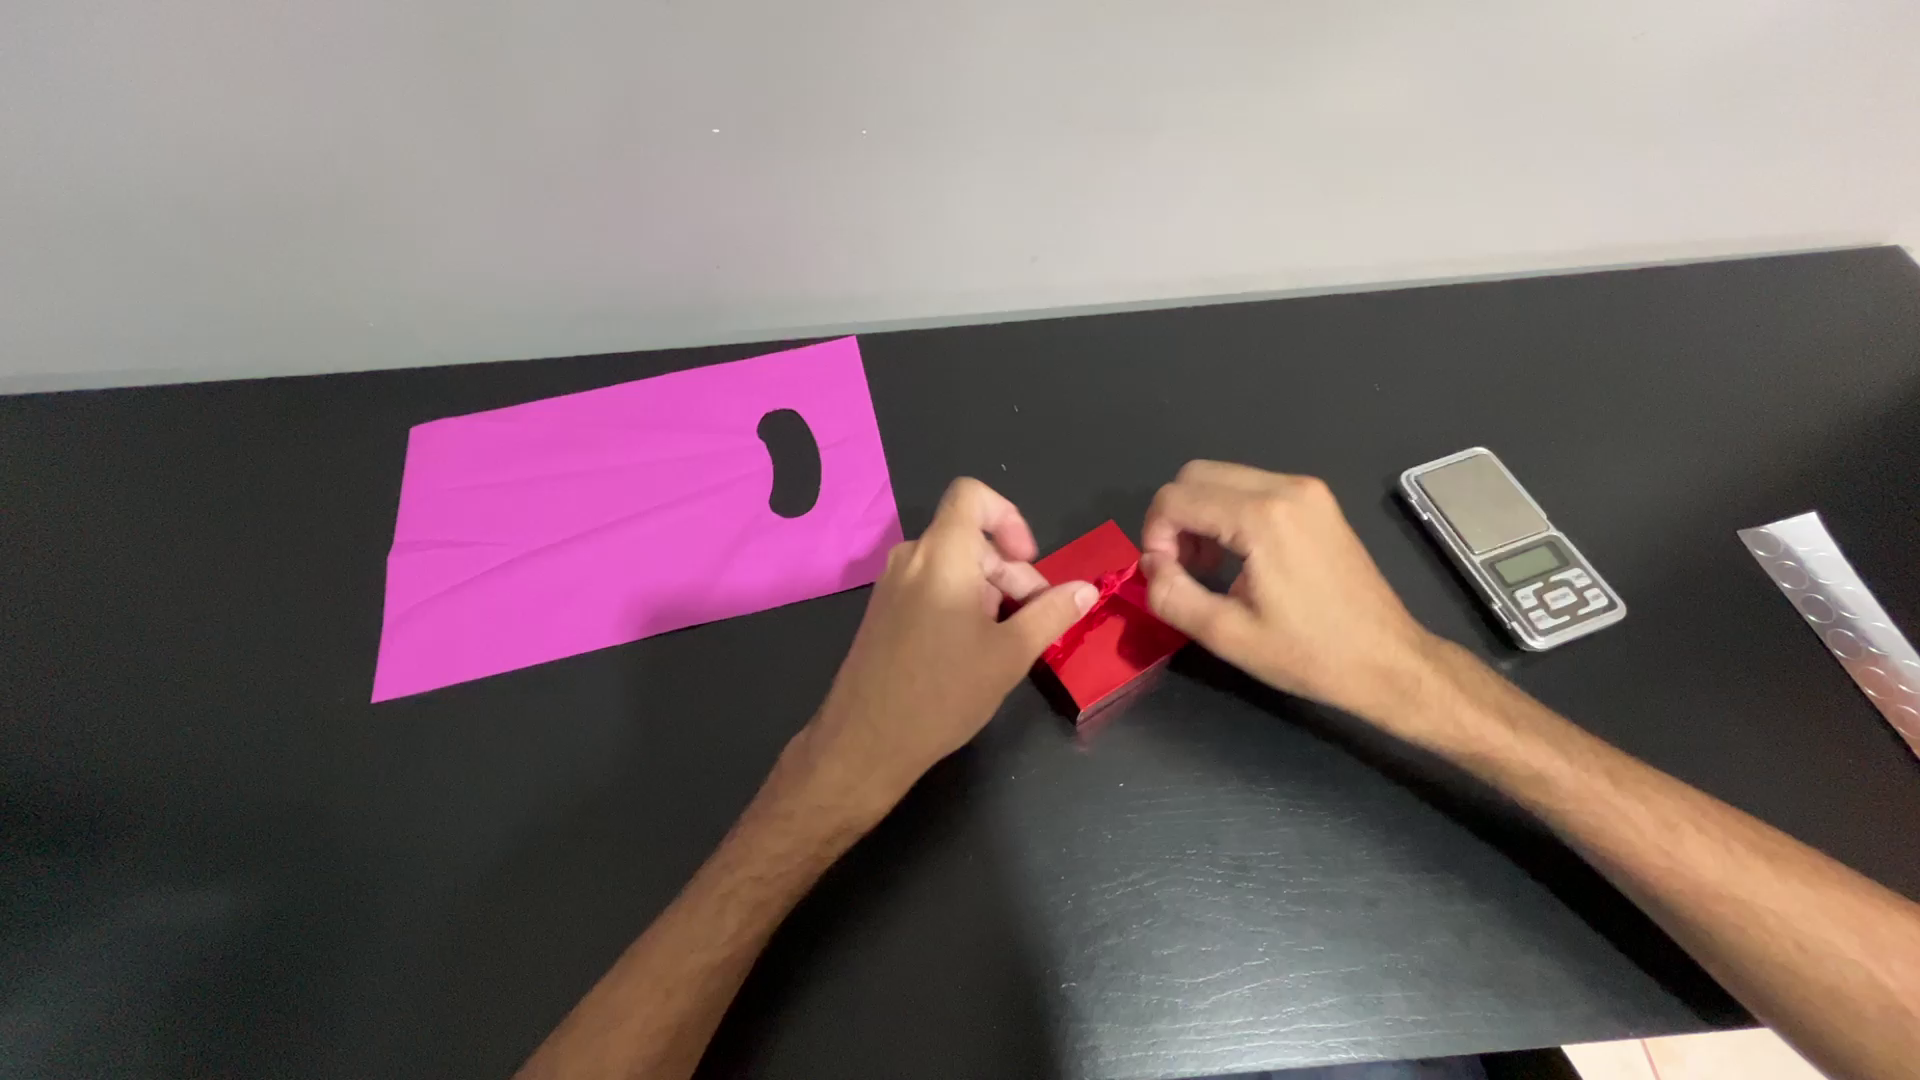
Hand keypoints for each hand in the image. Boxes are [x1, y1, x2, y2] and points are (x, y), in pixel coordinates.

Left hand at [794, 478, 1096, 814]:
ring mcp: (892, 584)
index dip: (1008, 517)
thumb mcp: (1010, 654)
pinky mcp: (883, 610)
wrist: (864, 741)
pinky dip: (959, 602)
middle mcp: (911, 558)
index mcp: (942, 554)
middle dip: (1009, 572)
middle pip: (970, 539)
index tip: (1028, 561)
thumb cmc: (942, 693)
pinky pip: (930, 586)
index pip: (972, 496)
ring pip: (952, 566)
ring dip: (987, 592)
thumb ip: (1051, 613)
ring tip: (1003, 642)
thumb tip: (1085, 589)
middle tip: (1032, 621)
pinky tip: (970, 651)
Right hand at [1138, 461, 1439, 722]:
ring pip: (1220, 478)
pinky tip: (1235, 556)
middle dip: (1173, 519)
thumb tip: (1150, 566)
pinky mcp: (1316, 500)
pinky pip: (1249, 487)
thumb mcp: (1226, 635)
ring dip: (1198, 515)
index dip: (1154, 536)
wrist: (1387, 661)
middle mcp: (1286, 488)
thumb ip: (1171, 594)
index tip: (1165, 575)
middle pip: (1194, 476)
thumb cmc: (1309, 654)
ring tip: (1207, 566)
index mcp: (1262, 518)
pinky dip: (1225, 513)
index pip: (1174, 499)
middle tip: (1181, 568)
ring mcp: (1306, 490)